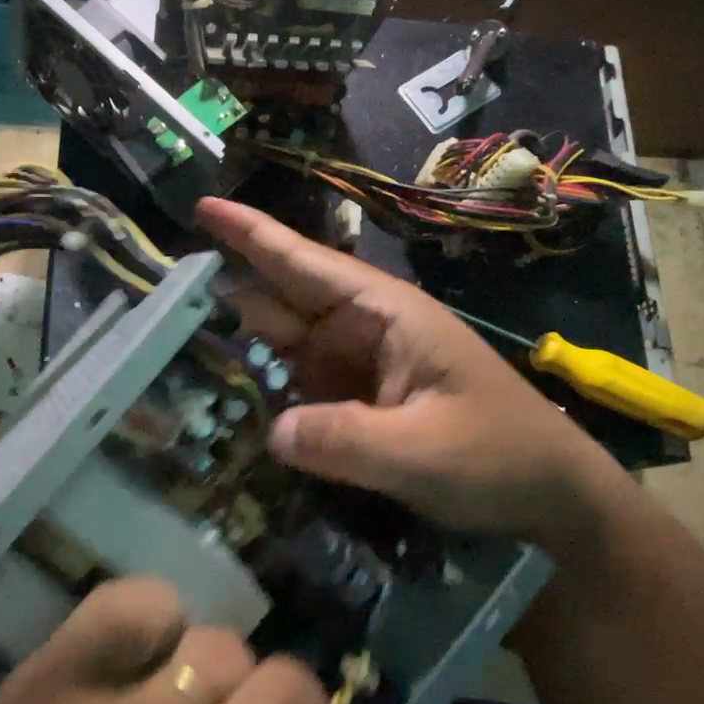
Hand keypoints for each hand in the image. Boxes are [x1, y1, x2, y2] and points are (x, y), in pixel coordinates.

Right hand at [196, 198, 633, 548]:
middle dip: (225, 288)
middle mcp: (360, 331)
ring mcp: (352, 368)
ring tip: (168, 339)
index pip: (305, 264)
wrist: (546, 496)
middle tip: (156, 291)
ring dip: (232, 341)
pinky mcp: (349, 403)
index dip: (252, 235)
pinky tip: (215, 394)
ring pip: (279, 344)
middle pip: (280, 300)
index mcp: (383, 314)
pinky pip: (291, 385)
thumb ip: (348, 441)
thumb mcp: (425, 450)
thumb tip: (271, 431)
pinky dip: (255, 387)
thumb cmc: (499, 455)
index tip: (201, 207)